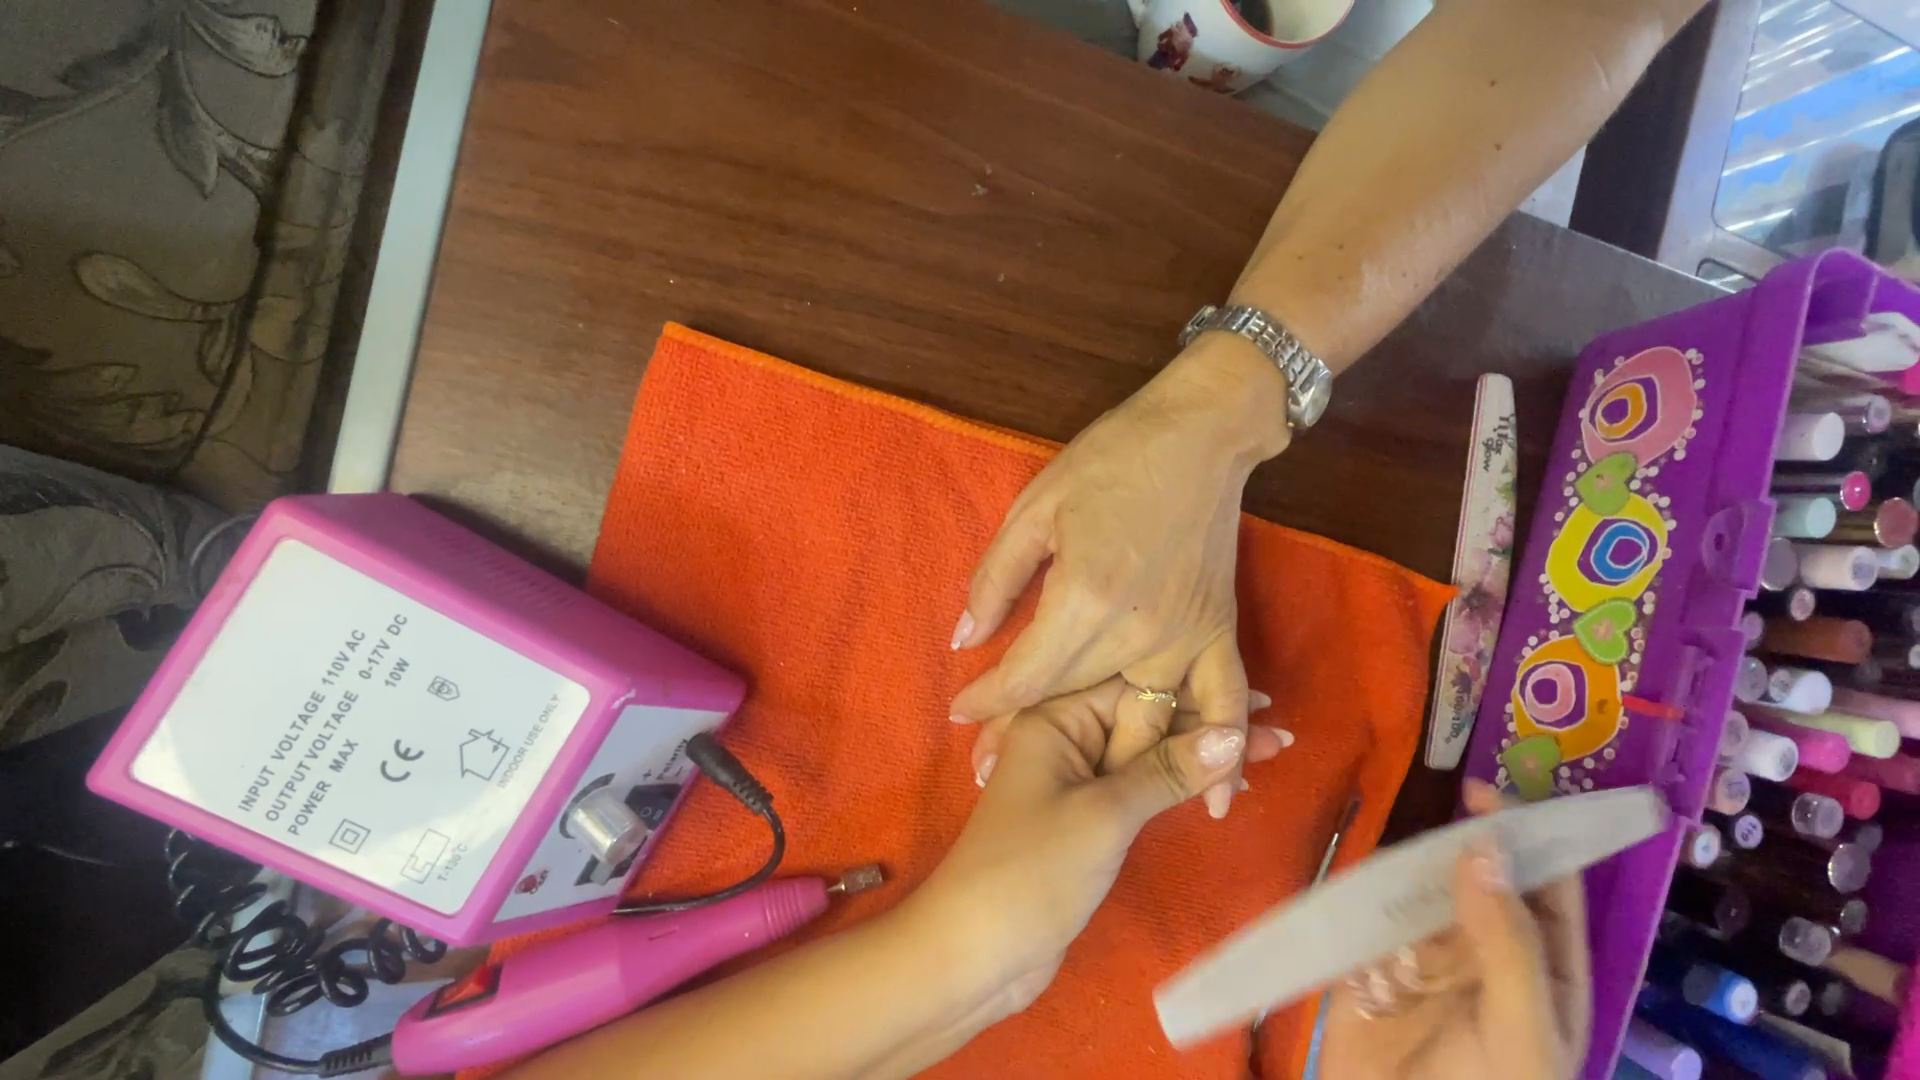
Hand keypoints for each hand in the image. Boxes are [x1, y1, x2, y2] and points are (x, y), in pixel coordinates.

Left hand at [902, 679, 1280, 1027]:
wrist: (978, 951)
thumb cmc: (1032, 869)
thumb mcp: (1104, 814)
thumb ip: (1166, 771)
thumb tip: (1232, 732)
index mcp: (1055, 717)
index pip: (1134, 688)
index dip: (1196, 694)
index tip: (1258, 698)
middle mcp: (1065, 737)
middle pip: (1145, 720)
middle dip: (1208, 725)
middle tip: (1277, 729)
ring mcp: (1076, 779)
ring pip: (1147, 755)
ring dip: (1200, 755)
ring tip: (1269, 752)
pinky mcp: (1086, 816)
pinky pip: (1138, 786)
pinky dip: (1178, 783)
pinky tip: (1219, 782)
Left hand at [949, 338, 1290, 818]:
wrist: (1198, 436)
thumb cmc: (1108, 463)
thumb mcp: (1033, 509)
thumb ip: (996, 581)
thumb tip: (965, 640)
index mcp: (1084, 598)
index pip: (1027, 674)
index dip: (989, 699)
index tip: (962, 716)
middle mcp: (1137, 634)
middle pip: (1073, 703)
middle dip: (1024, 734)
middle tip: (987, 766)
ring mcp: (1186, 638)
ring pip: (1137, 717)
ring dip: (1103, 761)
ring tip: (1061, 796)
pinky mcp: (1220, 632)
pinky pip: (1222, 703)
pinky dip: (1221, 756)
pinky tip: (1215, 806)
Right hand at [1318, 781, 1591, 1079]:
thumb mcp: (1520, 1032)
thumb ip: (1506, 942)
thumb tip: (1483, 849)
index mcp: (1540, 973)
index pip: (1546, 892)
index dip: (1528, 839)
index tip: (1490, 793)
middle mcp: (1483, 954)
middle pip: (1475, 881)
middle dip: (1462, 844)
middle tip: (1437, 805)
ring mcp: (1422, 956)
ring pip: (1418, 891)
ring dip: (1408, 868)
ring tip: (1400, 847)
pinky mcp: (1367, 961)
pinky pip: (1366, 913)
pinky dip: (1362, 893)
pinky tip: (1358, 884)